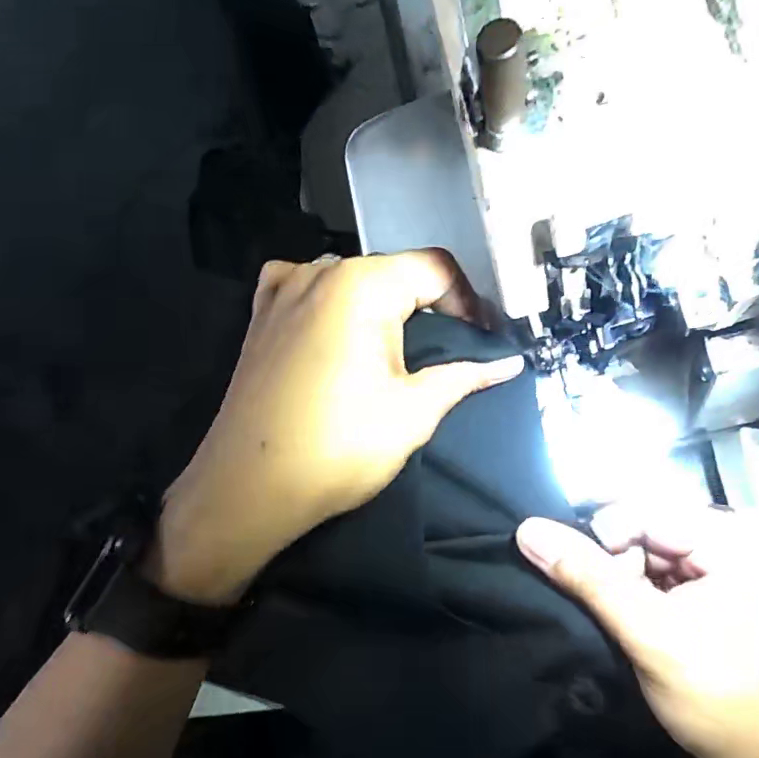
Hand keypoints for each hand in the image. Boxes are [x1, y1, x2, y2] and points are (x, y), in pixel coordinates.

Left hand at [147, 250, 522, 604]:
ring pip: (353, 280)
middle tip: (449, 352)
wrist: (248, 488)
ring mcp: (283, 291)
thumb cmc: (338, 449)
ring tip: (398, 352)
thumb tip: (510, 363)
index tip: (483, 341)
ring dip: (384, 306)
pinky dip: (334, 302)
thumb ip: (464, 377)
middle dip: (430, 305)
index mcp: (361, 286)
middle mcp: (319, 273)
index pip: (436, 269)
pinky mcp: (261, 316)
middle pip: (394, 271)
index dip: (470, 302)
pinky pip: (308, 288)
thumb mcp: (414, 413)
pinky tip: (339, 329)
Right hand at [514, 506, 758, 757]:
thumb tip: (526, 530)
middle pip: (657, 530)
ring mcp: (751, 562)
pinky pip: (681, 573)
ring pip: (663, 553)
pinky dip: (655, 595)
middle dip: (624, 567)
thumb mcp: (648, 633)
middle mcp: (753, 535)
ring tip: (636, 626)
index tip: (583, 587)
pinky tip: (650, 624)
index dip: (604, 543)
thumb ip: (586, 576)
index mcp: (745, 534)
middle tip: (620, 617)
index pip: (649, 512)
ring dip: (636, 584)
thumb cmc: (724, 701)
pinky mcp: (742, 587)